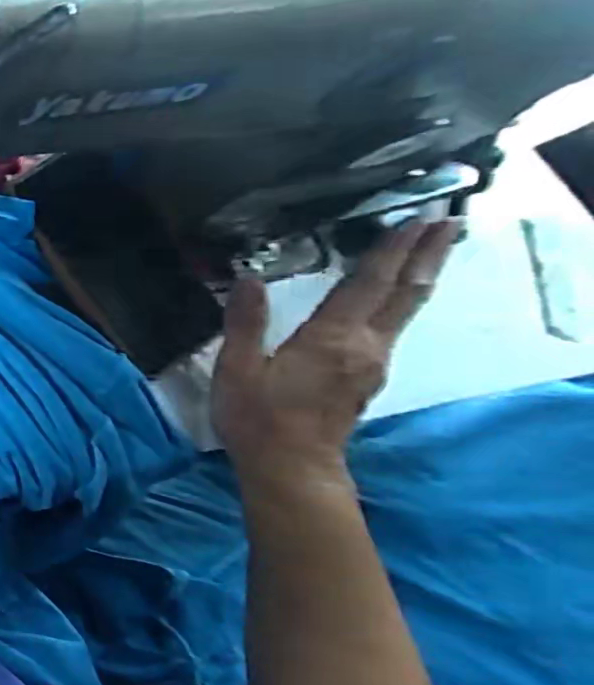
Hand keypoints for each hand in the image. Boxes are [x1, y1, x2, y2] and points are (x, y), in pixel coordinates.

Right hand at [213, 220, 461, 474]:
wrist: (290, 464)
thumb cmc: (257, 416)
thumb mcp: (237, 369)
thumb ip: (245, 324)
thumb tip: (250, 280)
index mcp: (332, 339)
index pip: (367, 285)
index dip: (389, 252)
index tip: (415, 220)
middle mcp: (364, 346)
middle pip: (404, 294)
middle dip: (426, 256)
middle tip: (448, 222)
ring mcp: (372, 363)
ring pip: (404, 310)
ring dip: (418, 277)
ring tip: (429, 252)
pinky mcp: (366, 376)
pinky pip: (390, 328)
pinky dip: (399, 301)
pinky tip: (392, 299)